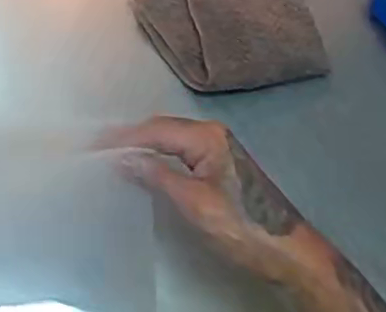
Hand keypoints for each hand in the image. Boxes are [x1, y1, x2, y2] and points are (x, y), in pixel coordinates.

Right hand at [99, 116, 385, 311]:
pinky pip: (179, 152)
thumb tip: (122, 158)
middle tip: (99, 148)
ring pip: (169, 140)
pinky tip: (144, 165)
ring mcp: (216, 148)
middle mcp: (211, 133)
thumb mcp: (195, 203)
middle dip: (130, 138)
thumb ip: (156, 175)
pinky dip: (158, 156)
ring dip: (143, 146)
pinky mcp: (218, 165)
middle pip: (161, 129)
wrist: (291, 255)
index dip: (123, 137)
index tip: (94, 143)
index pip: (155, 129)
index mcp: (206, 135)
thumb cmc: (243, 226)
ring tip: (114, 155)